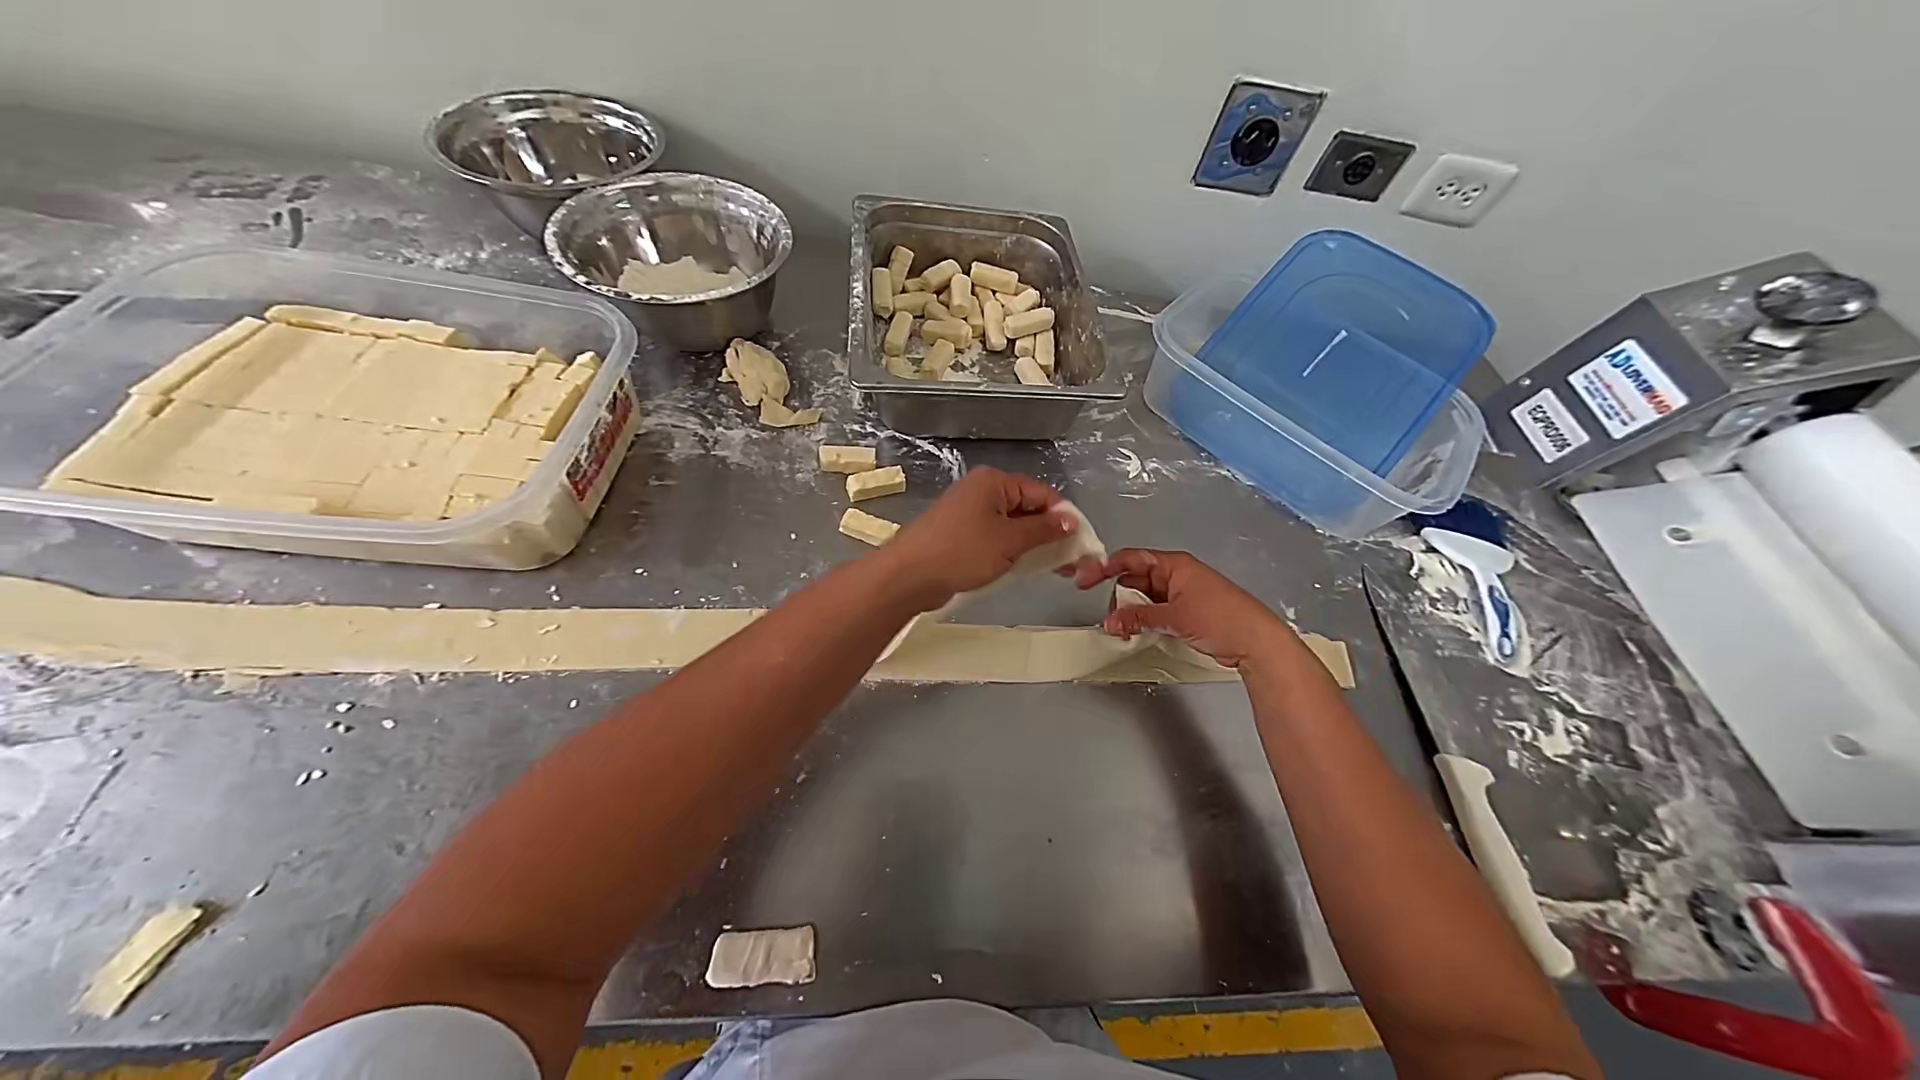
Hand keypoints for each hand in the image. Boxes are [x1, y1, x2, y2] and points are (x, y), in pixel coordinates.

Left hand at [876, 467, 1077, 610]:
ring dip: (1032, 545)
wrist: (908, 577)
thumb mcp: (1010, 541)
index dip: (1064, 516)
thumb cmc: (960, 553)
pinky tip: (1024, 568)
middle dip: (1050, 533)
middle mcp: (981, 492)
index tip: (1082, 541)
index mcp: (993, 482)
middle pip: (1027, 508)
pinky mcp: (960, 535)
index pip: (1042, 493)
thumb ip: (1044, 530)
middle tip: (1071, 560)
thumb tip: (1071, 521)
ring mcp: (969, 513)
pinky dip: (1011, 551)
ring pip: (1012, 526)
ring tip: (1054, 569)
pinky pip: (995, 538)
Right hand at [1076, 548, 1294, 668]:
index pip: (1131, 558)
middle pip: (1135, 579)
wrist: (1256, 643)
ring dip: (1131, 612)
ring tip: (1123, 629)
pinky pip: (1156, 611)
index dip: (1106, 567)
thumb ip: (1138, 618)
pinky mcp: (1185, 612)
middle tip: (1111, 618)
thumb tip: (1111, 622)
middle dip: (1120, 597)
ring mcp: (1181, 594)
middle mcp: (1176, 575)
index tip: (1086, 581)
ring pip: (1144, 597)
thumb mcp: (1174, 618)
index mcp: (1174, 564)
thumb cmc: (1221, 619)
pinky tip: (1137, 633)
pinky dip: (1144, 620)